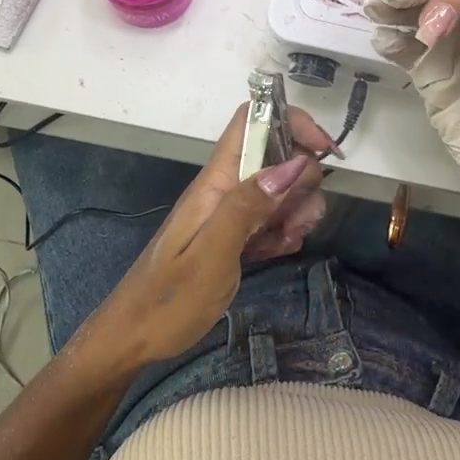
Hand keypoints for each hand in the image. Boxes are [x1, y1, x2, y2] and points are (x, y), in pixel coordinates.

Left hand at [79, 104, 334, 366]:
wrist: (135, 337)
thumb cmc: (169, 300)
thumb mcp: (212, 255)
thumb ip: (247, 207)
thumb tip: (290, 165)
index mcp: (215, 181)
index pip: (252, 121)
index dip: (291, 122)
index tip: (324, 150)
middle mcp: (225, 187)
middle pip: (278, 156)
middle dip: (303, 182)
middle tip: (295, 223)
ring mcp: (231, 212)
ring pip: (281, 190)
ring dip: (297, 212)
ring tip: (285, 243)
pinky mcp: (236, 235)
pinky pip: (272, 220)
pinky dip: (284, 232)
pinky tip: (276, 254)